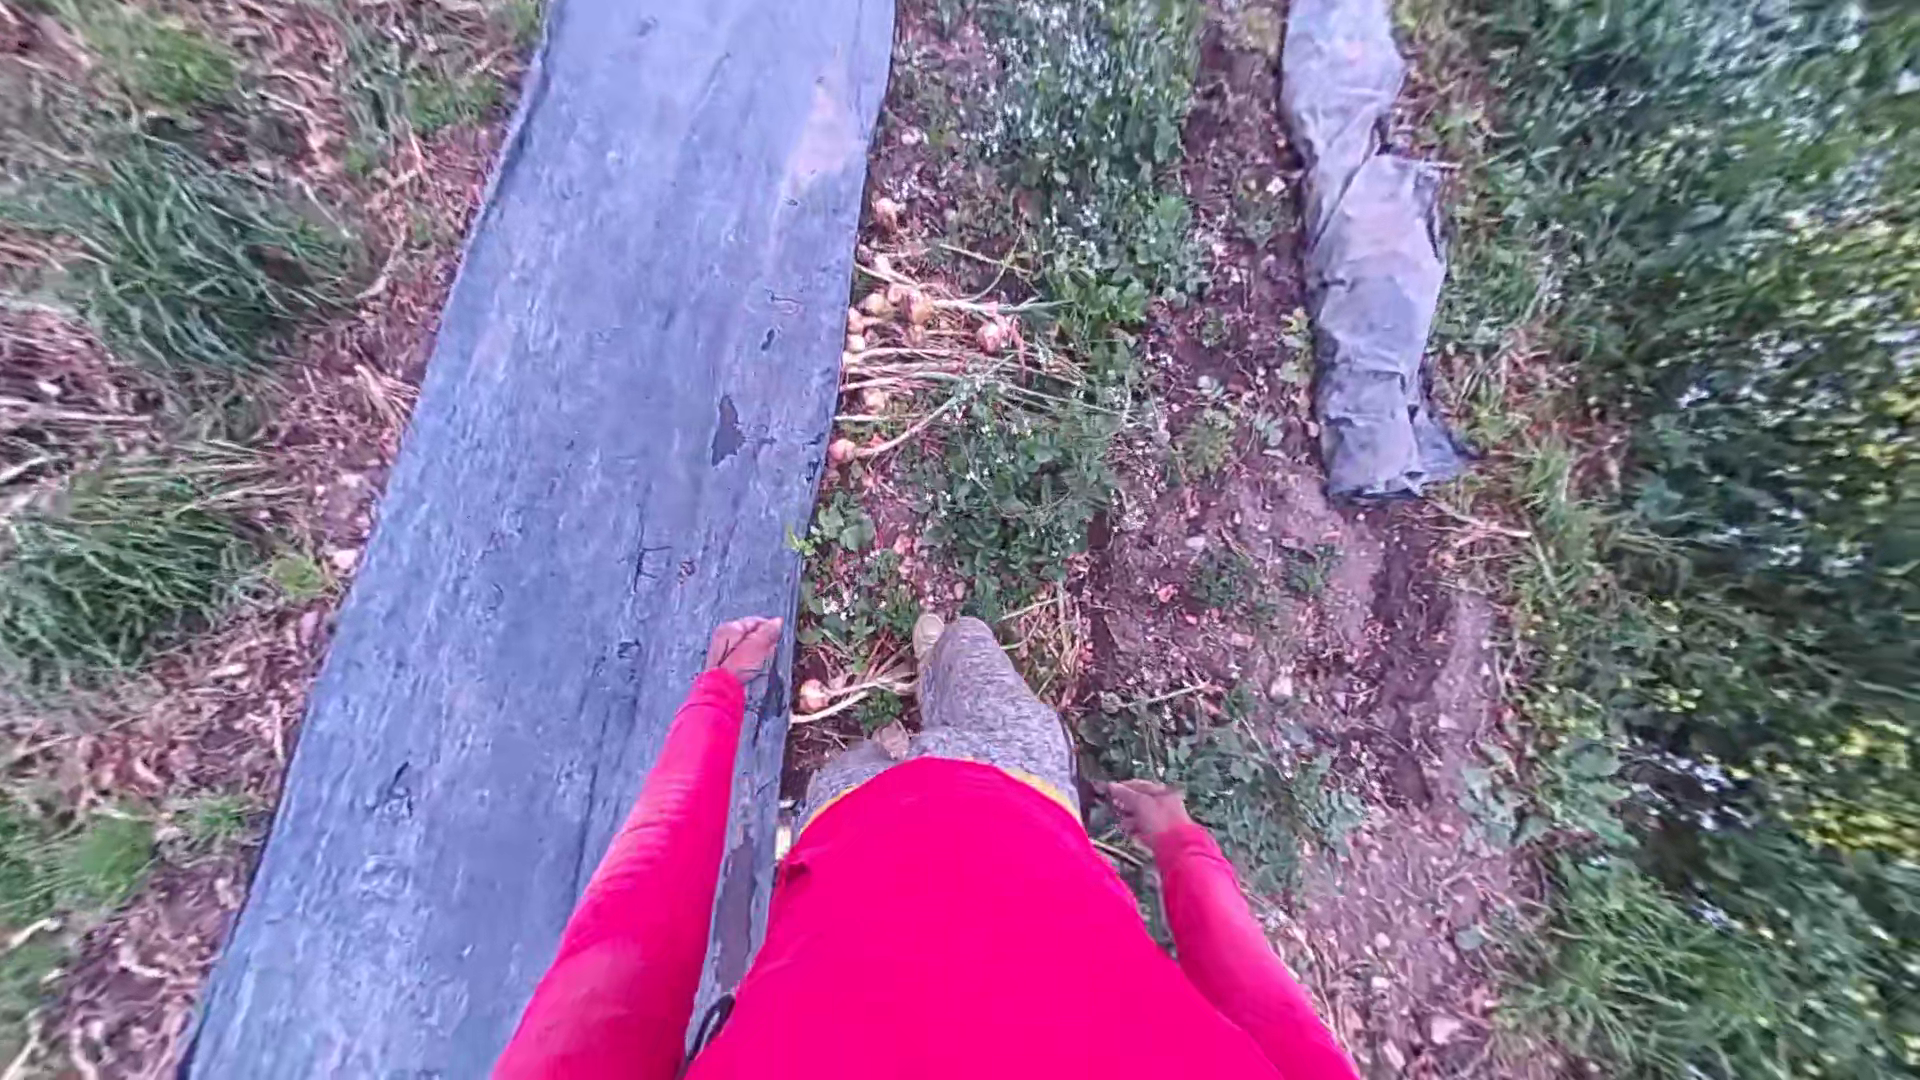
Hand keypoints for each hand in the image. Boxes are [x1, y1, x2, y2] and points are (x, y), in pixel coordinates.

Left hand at [705, 617, 782, 684]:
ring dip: (760, 653)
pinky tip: (754, 669)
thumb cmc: (737, 668)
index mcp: (729, 628)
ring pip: (751, 646)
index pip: (756, 621)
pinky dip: (753, 661)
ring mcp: (724, 650)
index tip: (775, 641)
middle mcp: (724, 636)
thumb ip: (768, 631)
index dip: (769, 630)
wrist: (723, 692)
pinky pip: (746, 657)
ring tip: (760, 664)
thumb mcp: (757, 646)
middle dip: (764, 642)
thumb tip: (777, 621)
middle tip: (766, 654)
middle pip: (753, 633)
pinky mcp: (727, 664)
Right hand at [1101, 779, 1193, 846]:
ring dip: (1129, 818)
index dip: (1123, 787)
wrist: (1177, 852)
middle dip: (1125, 804)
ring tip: (1121, 823)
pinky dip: (1136, 828)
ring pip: (1141, 815)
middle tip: (1114, 807)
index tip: (1110, 792)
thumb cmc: (1159, 822)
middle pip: (1140, 800)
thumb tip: (1111, 785)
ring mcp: (1164, 820)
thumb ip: (1125, 794)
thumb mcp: (1140, 804)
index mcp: (1162, 792)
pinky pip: (1145, 828)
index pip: (1139, 785)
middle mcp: (1165, 803)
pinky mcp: (1162, 835)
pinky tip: (1130, 832)